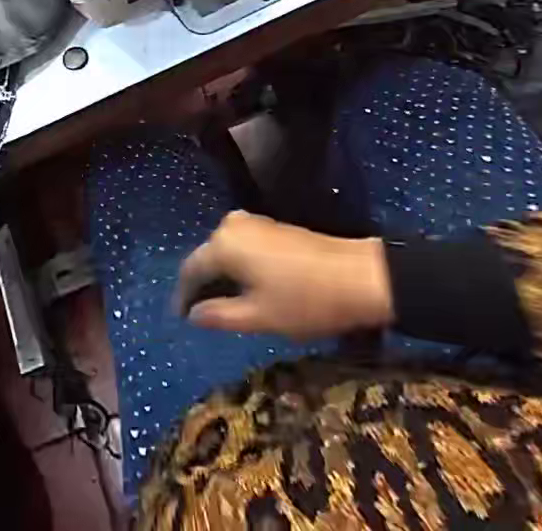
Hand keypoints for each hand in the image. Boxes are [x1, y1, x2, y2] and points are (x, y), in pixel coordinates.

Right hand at [175, 211, 392, 339]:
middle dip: (202, 285)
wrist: (360, 276)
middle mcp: (231, 225)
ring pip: (225, 251)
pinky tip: (245, 286)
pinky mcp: (272, 226)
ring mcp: (253, 223)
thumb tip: (193, 315)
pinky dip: (238, 266)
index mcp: (223, 244)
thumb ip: (220, 315)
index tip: (181, 318)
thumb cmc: (305, 300)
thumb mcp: (259, 317)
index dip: (183, 296)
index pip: (191, 270)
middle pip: (207, 257)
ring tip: (222, 304)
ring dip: (221, 275)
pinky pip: (241, 246)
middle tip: (200, 313)